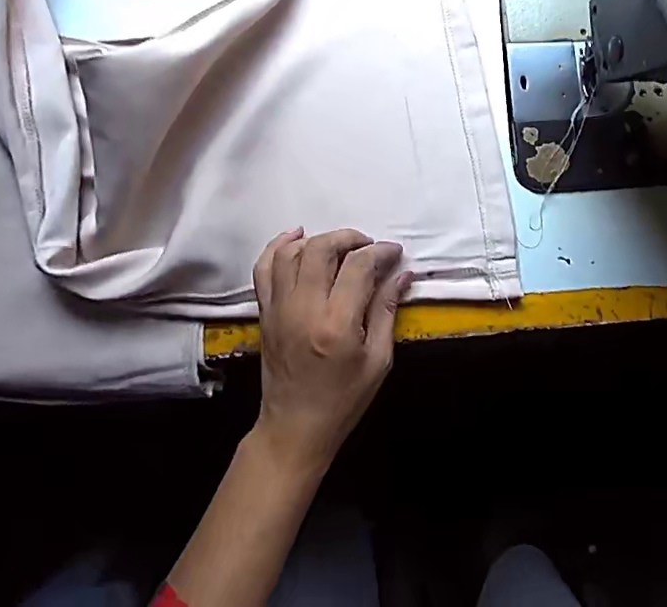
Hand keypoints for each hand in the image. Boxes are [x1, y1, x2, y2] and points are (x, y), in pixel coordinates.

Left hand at [249, 227, 412, 466]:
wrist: (293, 429)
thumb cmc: (344, 398)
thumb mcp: (379, 359)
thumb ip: (387, 310)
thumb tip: (402, 273)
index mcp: (336, 324)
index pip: (358, 266)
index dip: (380, 251)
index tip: (395, 254)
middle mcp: (303, 310)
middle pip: (321, 249)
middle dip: (351, 238)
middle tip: (370, 248)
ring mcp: (278, 310)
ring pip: (292, 253)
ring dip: (320, 240)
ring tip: (342, 247)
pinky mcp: (264, 313)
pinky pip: (264, 268)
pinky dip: (279, 246)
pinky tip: (298, 237)